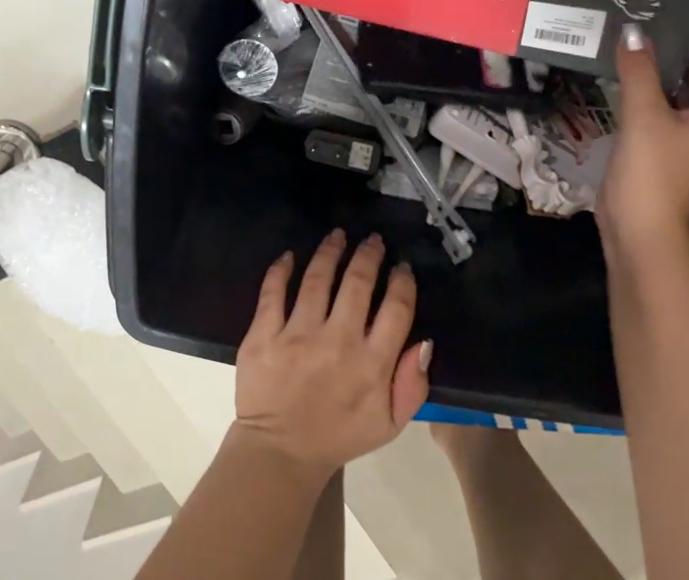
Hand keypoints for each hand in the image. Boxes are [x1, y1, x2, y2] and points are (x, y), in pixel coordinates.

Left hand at [233, 230, 431, 477]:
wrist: (280, 452)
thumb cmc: (339, 436)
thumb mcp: (390, 423)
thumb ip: (413, 385)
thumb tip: (424, 342)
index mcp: (372, 363)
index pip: (395, 309)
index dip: (402, 283)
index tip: (402, 266)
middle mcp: (337, 341)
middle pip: (357, 284)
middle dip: (368, 256)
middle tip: (371, 240)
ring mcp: (297, 334)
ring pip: (317, 280)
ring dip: (329, 252)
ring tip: (337, 236)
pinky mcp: (263, 334)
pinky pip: (272, 292)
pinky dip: (281, 269)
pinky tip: (289, 256)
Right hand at [601, 23, 688, 252]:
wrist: (637, 227)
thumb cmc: (651, 170)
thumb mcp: (644, 116)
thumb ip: (638, 72)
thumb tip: (633, 32)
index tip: (670, 51)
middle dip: (678, 63)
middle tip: (642, 51)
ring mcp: (684, 141)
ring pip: (680, 98)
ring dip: (657, 80)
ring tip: (625, 65)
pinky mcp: (660, 151)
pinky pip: (659, 115)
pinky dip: (643, 100)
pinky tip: (617, 94)